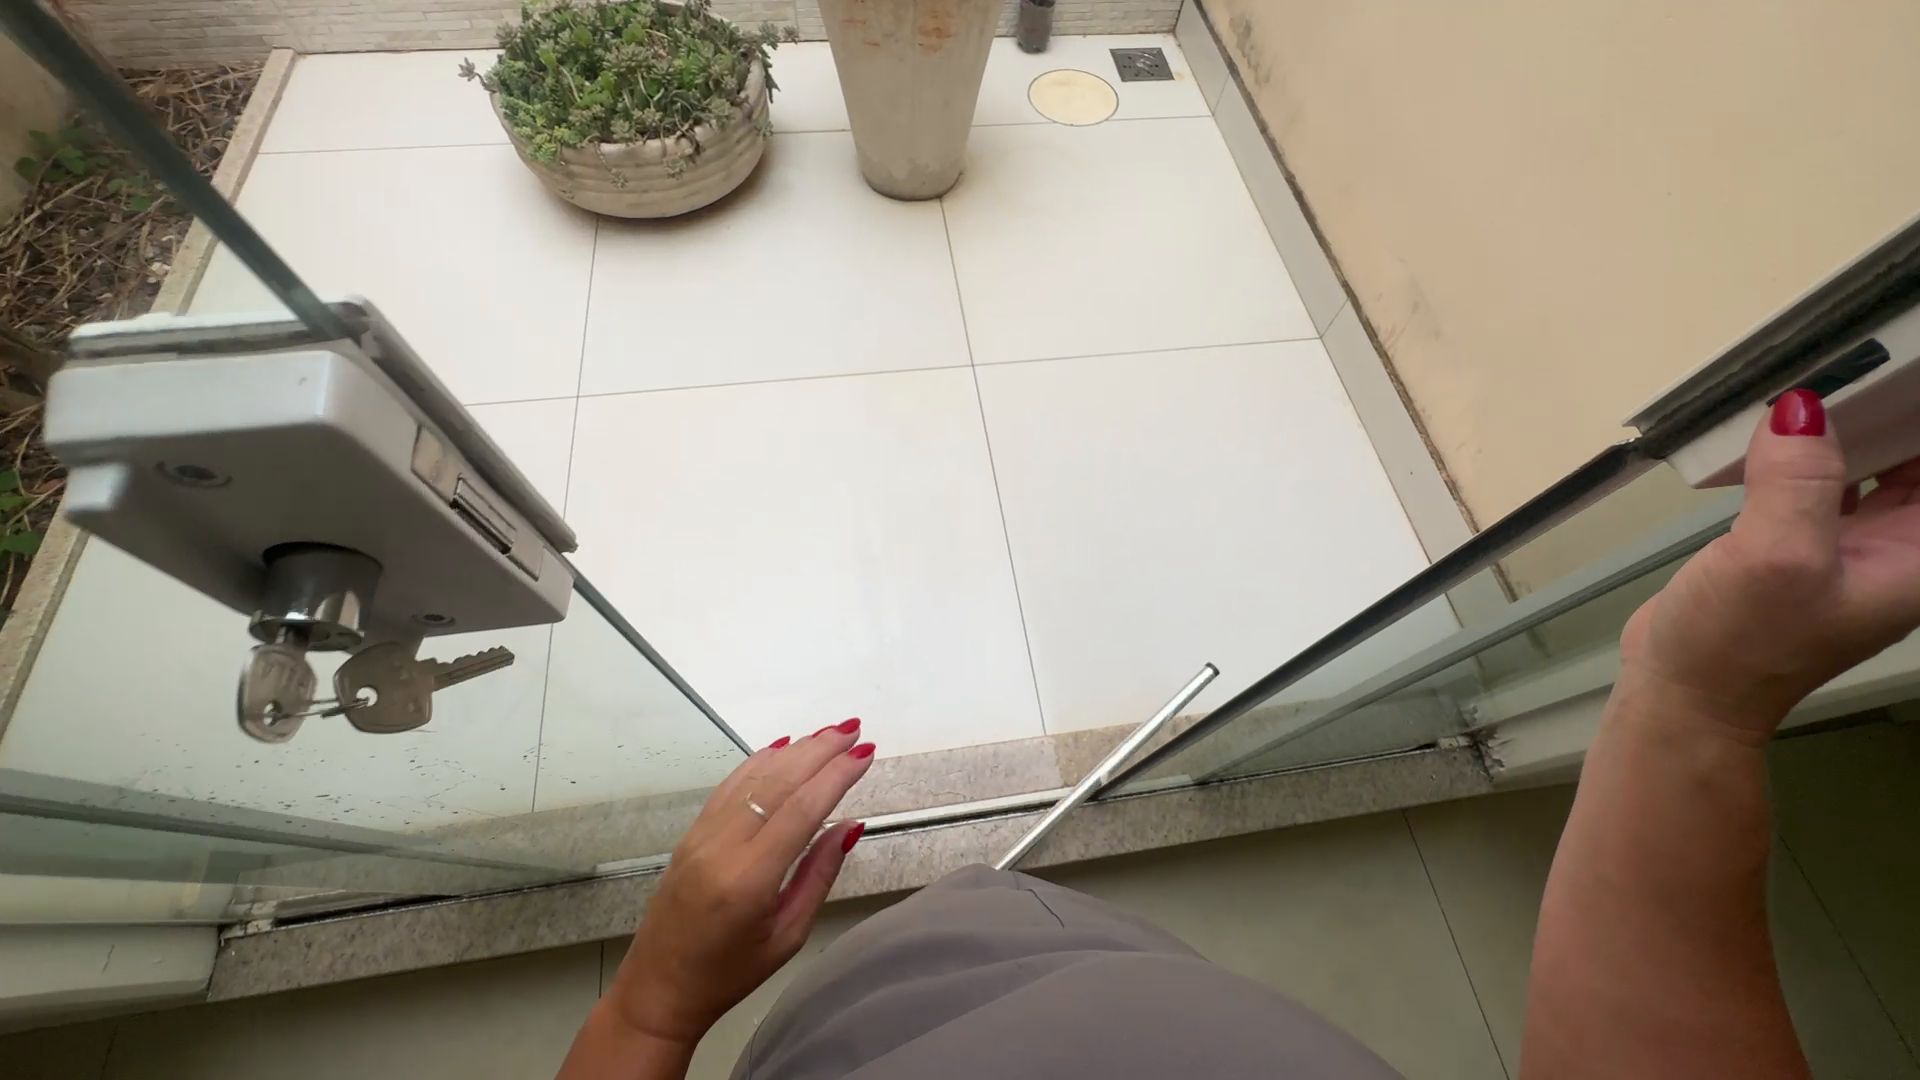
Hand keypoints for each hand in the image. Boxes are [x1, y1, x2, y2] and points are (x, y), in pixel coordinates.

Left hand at [603, 720, 875, 1046]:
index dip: (837, 776)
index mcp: (750, 879)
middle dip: (821, 751)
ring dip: (796, 750)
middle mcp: (723, 846)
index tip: (865, 752)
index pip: (802, 809)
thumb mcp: (788, 935)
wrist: (659, 989)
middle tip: (854, 728)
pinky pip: (731, 785)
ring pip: (755, 776)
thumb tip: (850, 824)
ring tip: (830, 733)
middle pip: (779, 782)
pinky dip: (760, 760)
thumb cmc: (730, 974)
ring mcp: (702, 835)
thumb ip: (819, 874)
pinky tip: (784, 746)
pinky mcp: (692, 832)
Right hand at [1620, 389, 1919, 740]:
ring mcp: (1852, 546)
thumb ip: (1796, 482)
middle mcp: (1906, 544)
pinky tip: (1788, 433)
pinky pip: (1825, 485)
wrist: (1685, 692)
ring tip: (1838, 375)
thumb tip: (1802, 406)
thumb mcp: (1773, 558)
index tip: (1909, 363)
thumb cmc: (1740, 639)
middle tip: (1876, 354)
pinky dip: (1815, 454)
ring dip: (1862, 426)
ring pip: (1881, 468)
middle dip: (1907, 409)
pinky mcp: (1798, 546)